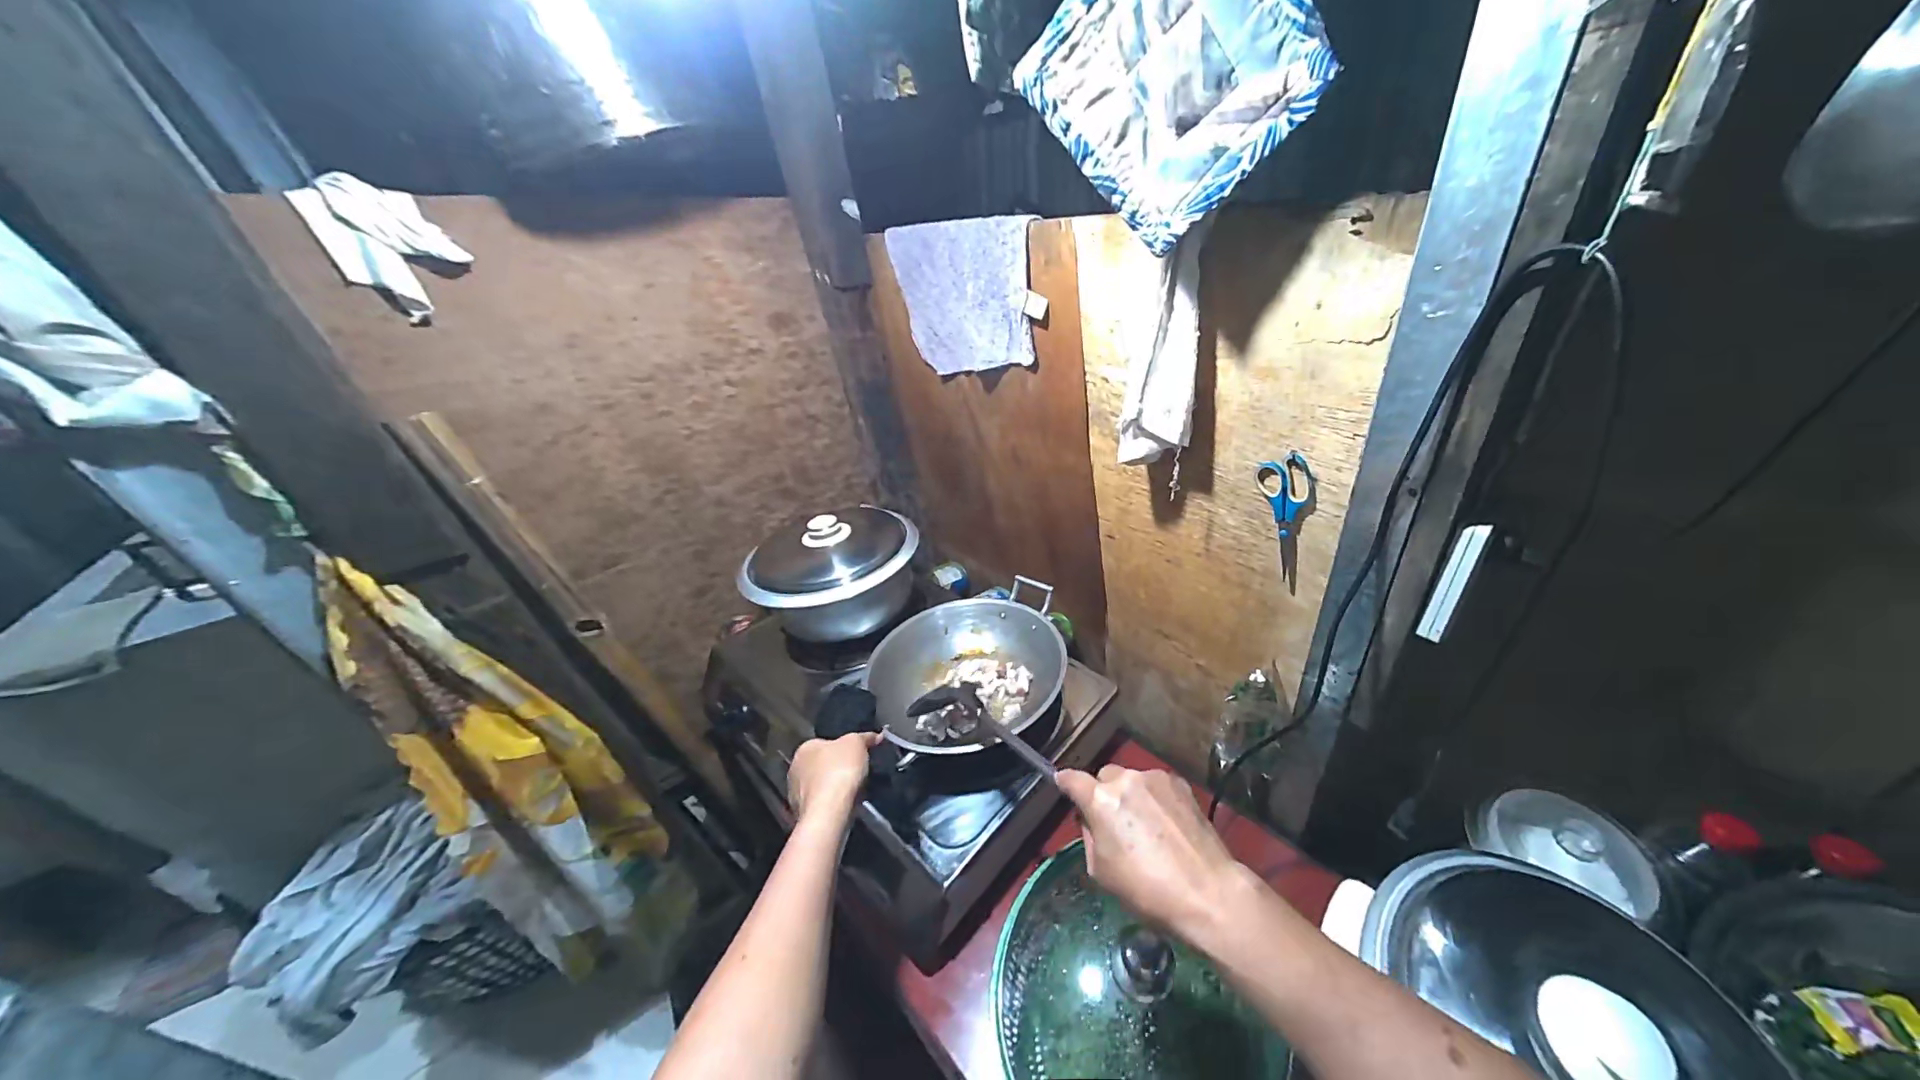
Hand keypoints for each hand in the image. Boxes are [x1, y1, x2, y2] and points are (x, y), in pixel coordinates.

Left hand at [788, 732, 879, 824]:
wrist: (828, 812)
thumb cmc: (838, 770)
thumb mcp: (856, 743)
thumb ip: (864, 738)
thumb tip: (875, 736)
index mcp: (804, 748)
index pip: (824, 743)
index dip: (842, 748)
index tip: (856, 756)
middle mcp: (795, 769)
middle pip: (821, 765)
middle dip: (836, 769)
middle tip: (856, 773)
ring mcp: (795, 794)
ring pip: (820, 786)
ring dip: (833, 788)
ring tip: (853, 792)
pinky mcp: (802, 814)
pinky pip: (821, 804)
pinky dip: (832, 805)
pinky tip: (845, 806)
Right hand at [1055, 765, 1261, 944]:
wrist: (1208, 892)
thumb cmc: (1147, 890)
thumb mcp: (1101, 872)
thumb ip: (1089, 836)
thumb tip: (1092, 820)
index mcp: (1100, 800)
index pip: (1071, 779)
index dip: (1064, 783)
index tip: (1063, 786)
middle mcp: (1126, 780)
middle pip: (1104, 777)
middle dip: (1104, 793)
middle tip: (1114, 822)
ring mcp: (1156, 778)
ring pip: (1132, 780)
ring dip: (1132, 795)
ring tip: (1147, 826)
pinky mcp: (1181, 784)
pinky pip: (1157, 786)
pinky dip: (1155, 798)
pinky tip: (1168, 824)